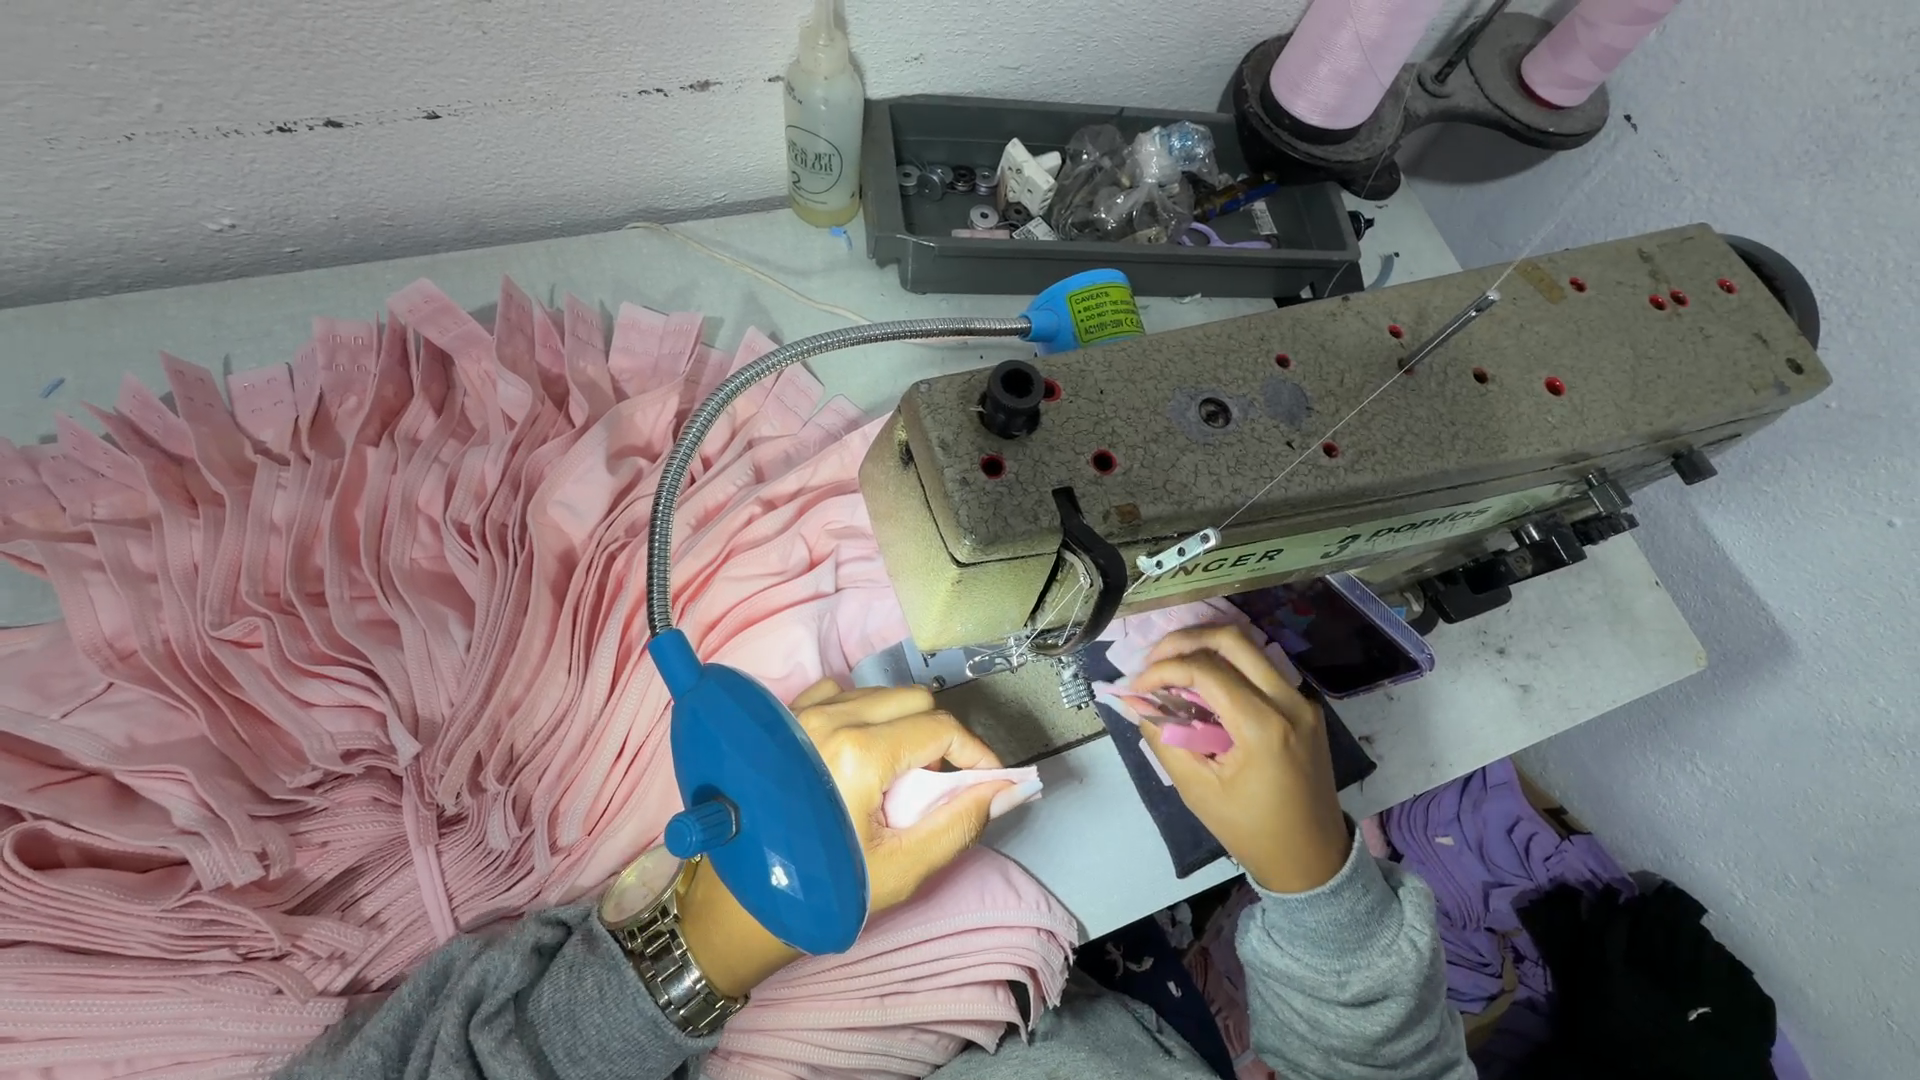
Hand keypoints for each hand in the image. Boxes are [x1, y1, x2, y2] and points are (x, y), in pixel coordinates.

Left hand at [680, 681, 1010, 995]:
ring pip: (879, 692)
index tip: (988, 779)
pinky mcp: (784, 719)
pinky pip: (839, 692)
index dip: (976, 752)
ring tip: (894, 773)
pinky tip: (856, 751)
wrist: (741, 905)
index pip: (941, 727)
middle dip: (939, 737)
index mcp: (859, 754)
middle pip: (914, 699)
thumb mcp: (901, 869)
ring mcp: (802, 714)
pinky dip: (861, 712)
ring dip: (901, 724)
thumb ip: (959, 823)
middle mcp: (830, 720)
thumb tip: (1006, 788)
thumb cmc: (822, 889)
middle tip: (933, 783)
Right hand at [1131, 625, 1350, 893]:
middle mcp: (1289, 701)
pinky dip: (1224, 667)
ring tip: (1170, 668)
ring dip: (1204, 649)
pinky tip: (1199, 688)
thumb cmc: (1252, 831)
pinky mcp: (1303, 706)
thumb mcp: (1197, 790)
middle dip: (1183, 640)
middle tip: (1152, 659)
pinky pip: (1259, 669)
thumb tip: (1136, 702)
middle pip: (1231, 639)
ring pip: (1248, 648)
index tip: (1136, 686)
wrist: (1313, 859)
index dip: (1163, 669)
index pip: (1205, 670)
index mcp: (1264, 726)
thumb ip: (1164, 738)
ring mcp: (1302, 701)